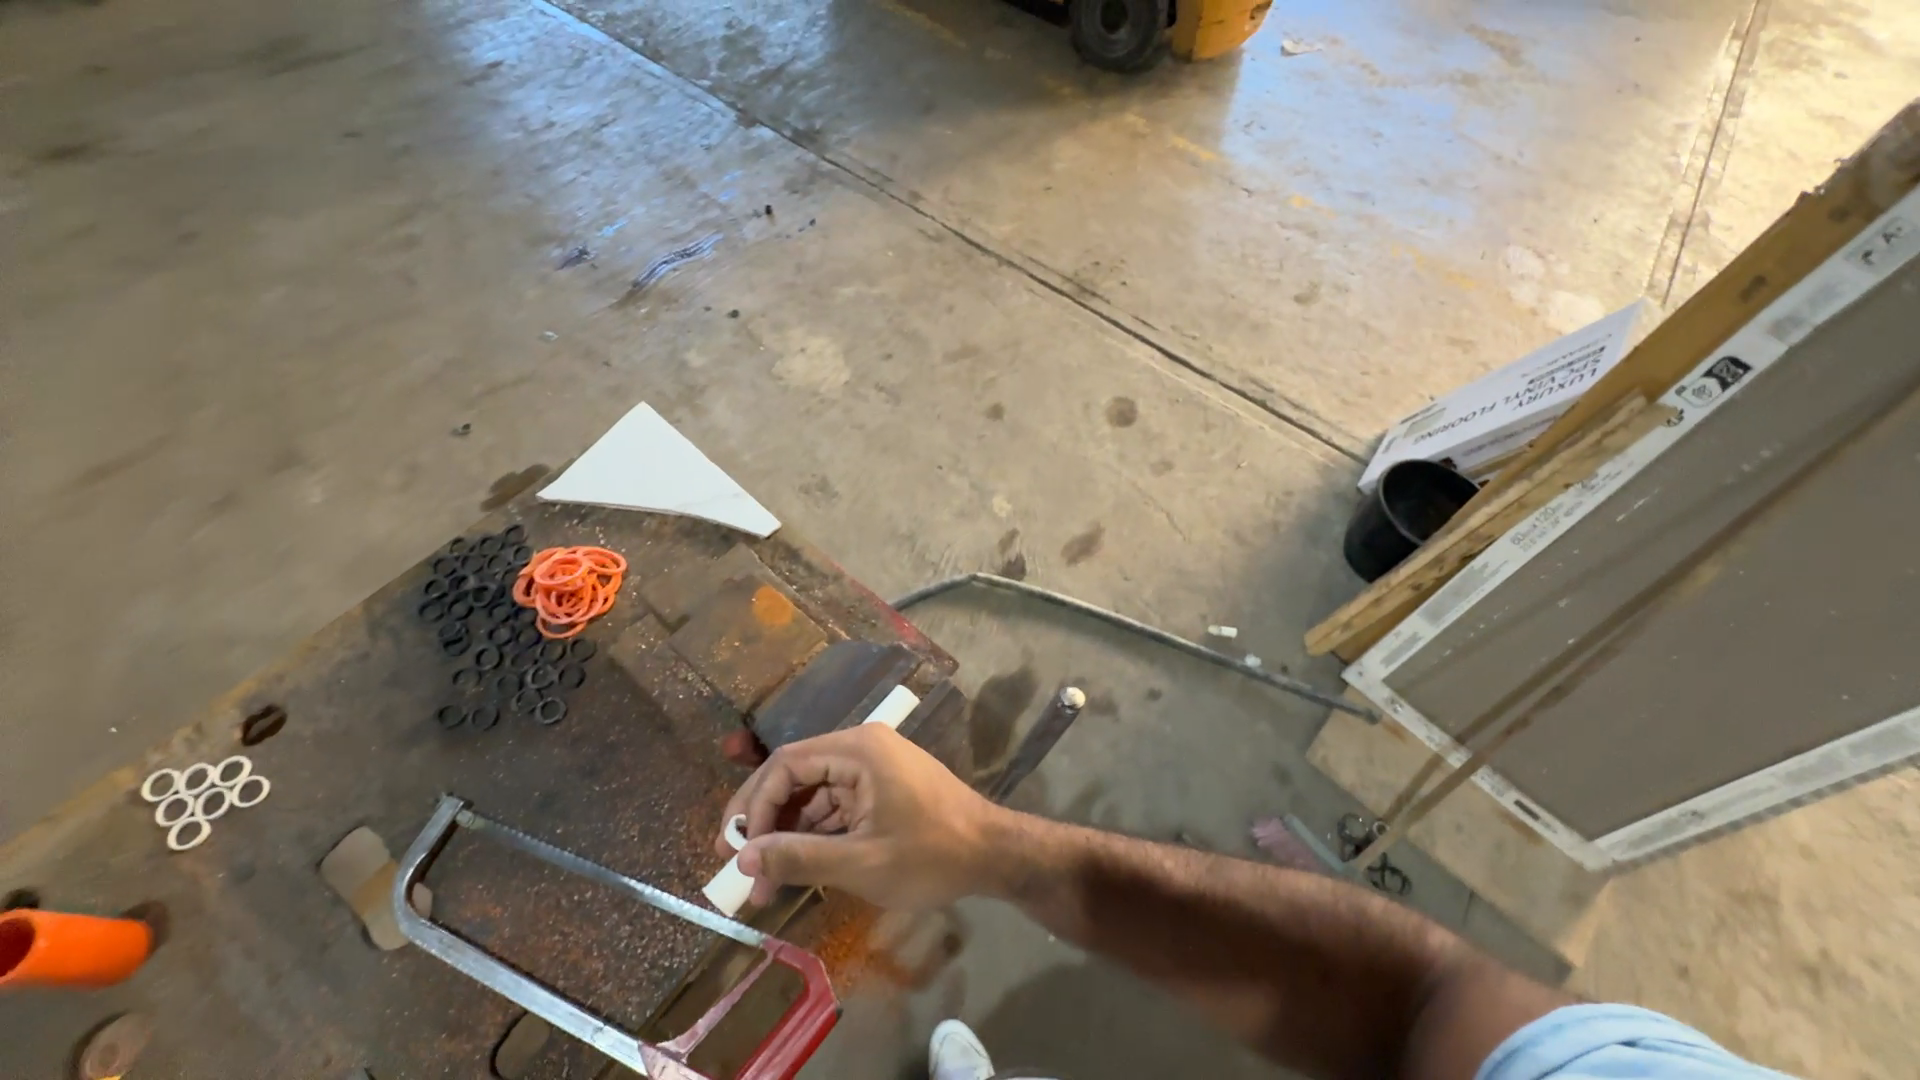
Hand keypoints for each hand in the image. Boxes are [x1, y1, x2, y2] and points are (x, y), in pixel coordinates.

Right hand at [717, 724, 1004, 909]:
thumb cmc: (932, 855)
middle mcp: (861, 748)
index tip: (738, 851)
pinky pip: (835, 807)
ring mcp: (873, 768)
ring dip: (788, 835)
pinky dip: (815, 836)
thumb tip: (742, 857)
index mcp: (858, 750)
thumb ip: (799, 857)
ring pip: (813, 795)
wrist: (994, 855)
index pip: (787, 764)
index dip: (755, 806)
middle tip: (734, 862)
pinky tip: (796, 869)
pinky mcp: (881, 789)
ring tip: (764, 883)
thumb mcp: (861, 862)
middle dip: (765, 820)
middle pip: (796, 775)